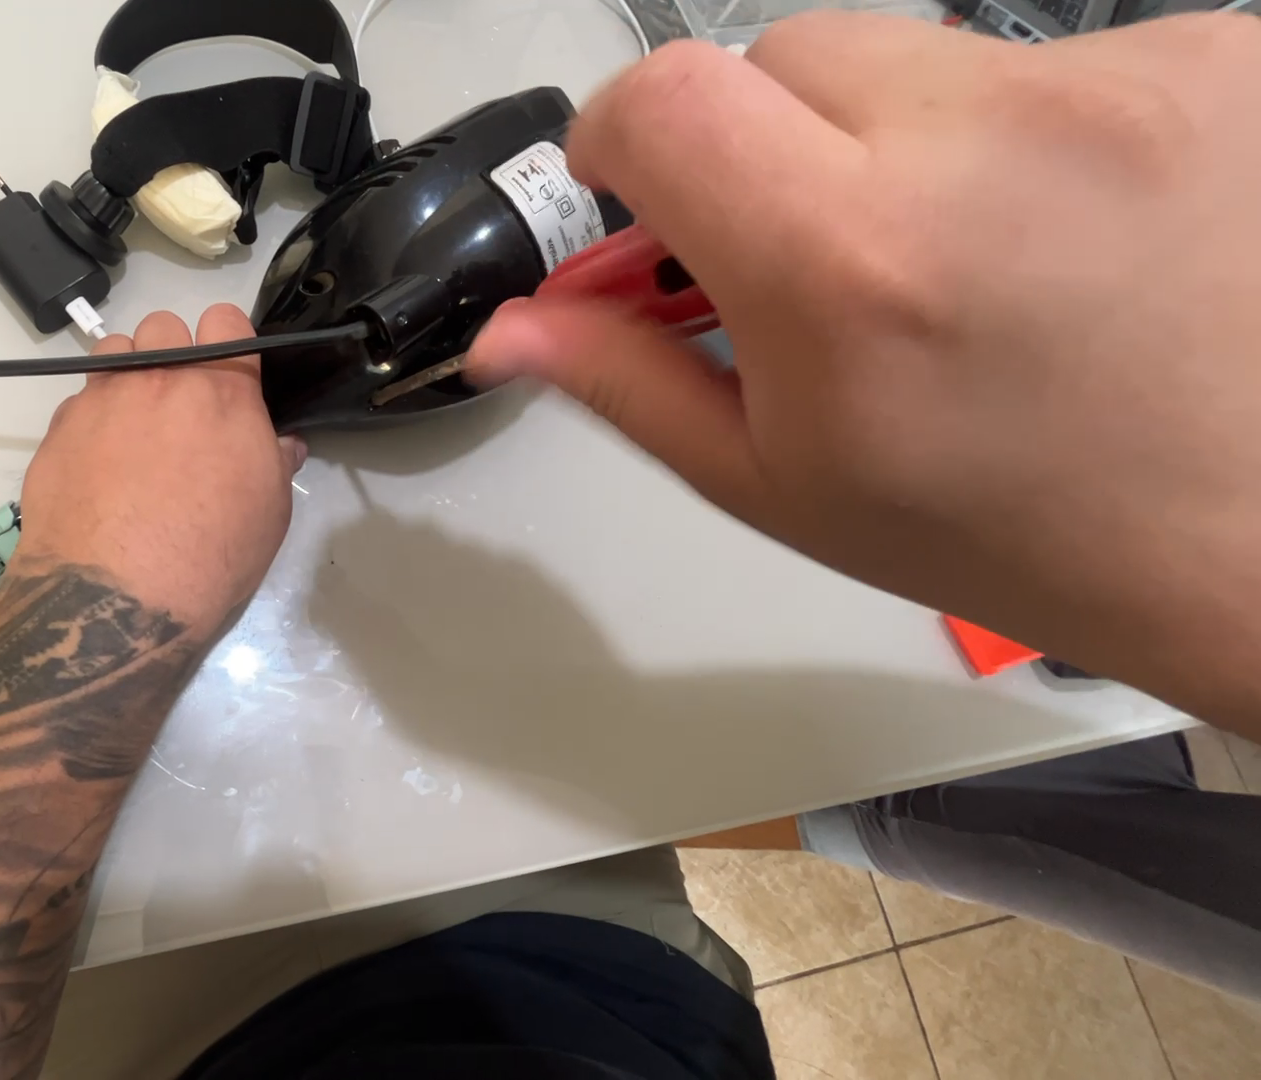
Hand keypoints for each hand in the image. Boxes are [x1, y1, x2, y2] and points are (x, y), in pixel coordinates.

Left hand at [15, 304, 306, 633]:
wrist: (118, 596)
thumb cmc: (212, 555)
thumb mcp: (269, 514)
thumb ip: (275, 462)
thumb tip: (283, 443)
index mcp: (223, 392)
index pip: (227, 320)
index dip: (228, 343)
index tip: (227, 375)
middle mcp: (162, 379)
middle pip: (165, 324)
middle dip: (174, 354)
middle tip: (177, 407)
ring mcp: (104, 398)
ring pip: (115, 349)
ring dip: (128, 373)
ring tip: (131, 424)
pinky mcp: (59, 425)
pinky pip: (80, 399)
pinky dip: (93, 417)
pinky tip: (98, 464)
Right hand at [470, 14, 1260, 726]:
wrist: (1260, 537)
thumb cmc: (986, 528)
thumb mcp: (759, 473)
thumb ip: (619, 379)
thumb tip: (506, 333)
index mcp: (844, 263)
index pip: (664, 101)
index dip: (611, 136)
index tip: (624, 196)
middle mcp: (987, 137)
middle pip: (773, 58)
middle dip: (738, 150)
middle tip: (769, 253)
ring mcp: (1127, 76)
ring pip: (897, 60)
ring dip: (862, 148)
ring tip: (917, 262)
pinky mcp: (1223, 51)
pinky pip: (1018, 69)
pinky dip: (979, 142)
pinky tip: (1026, 238)